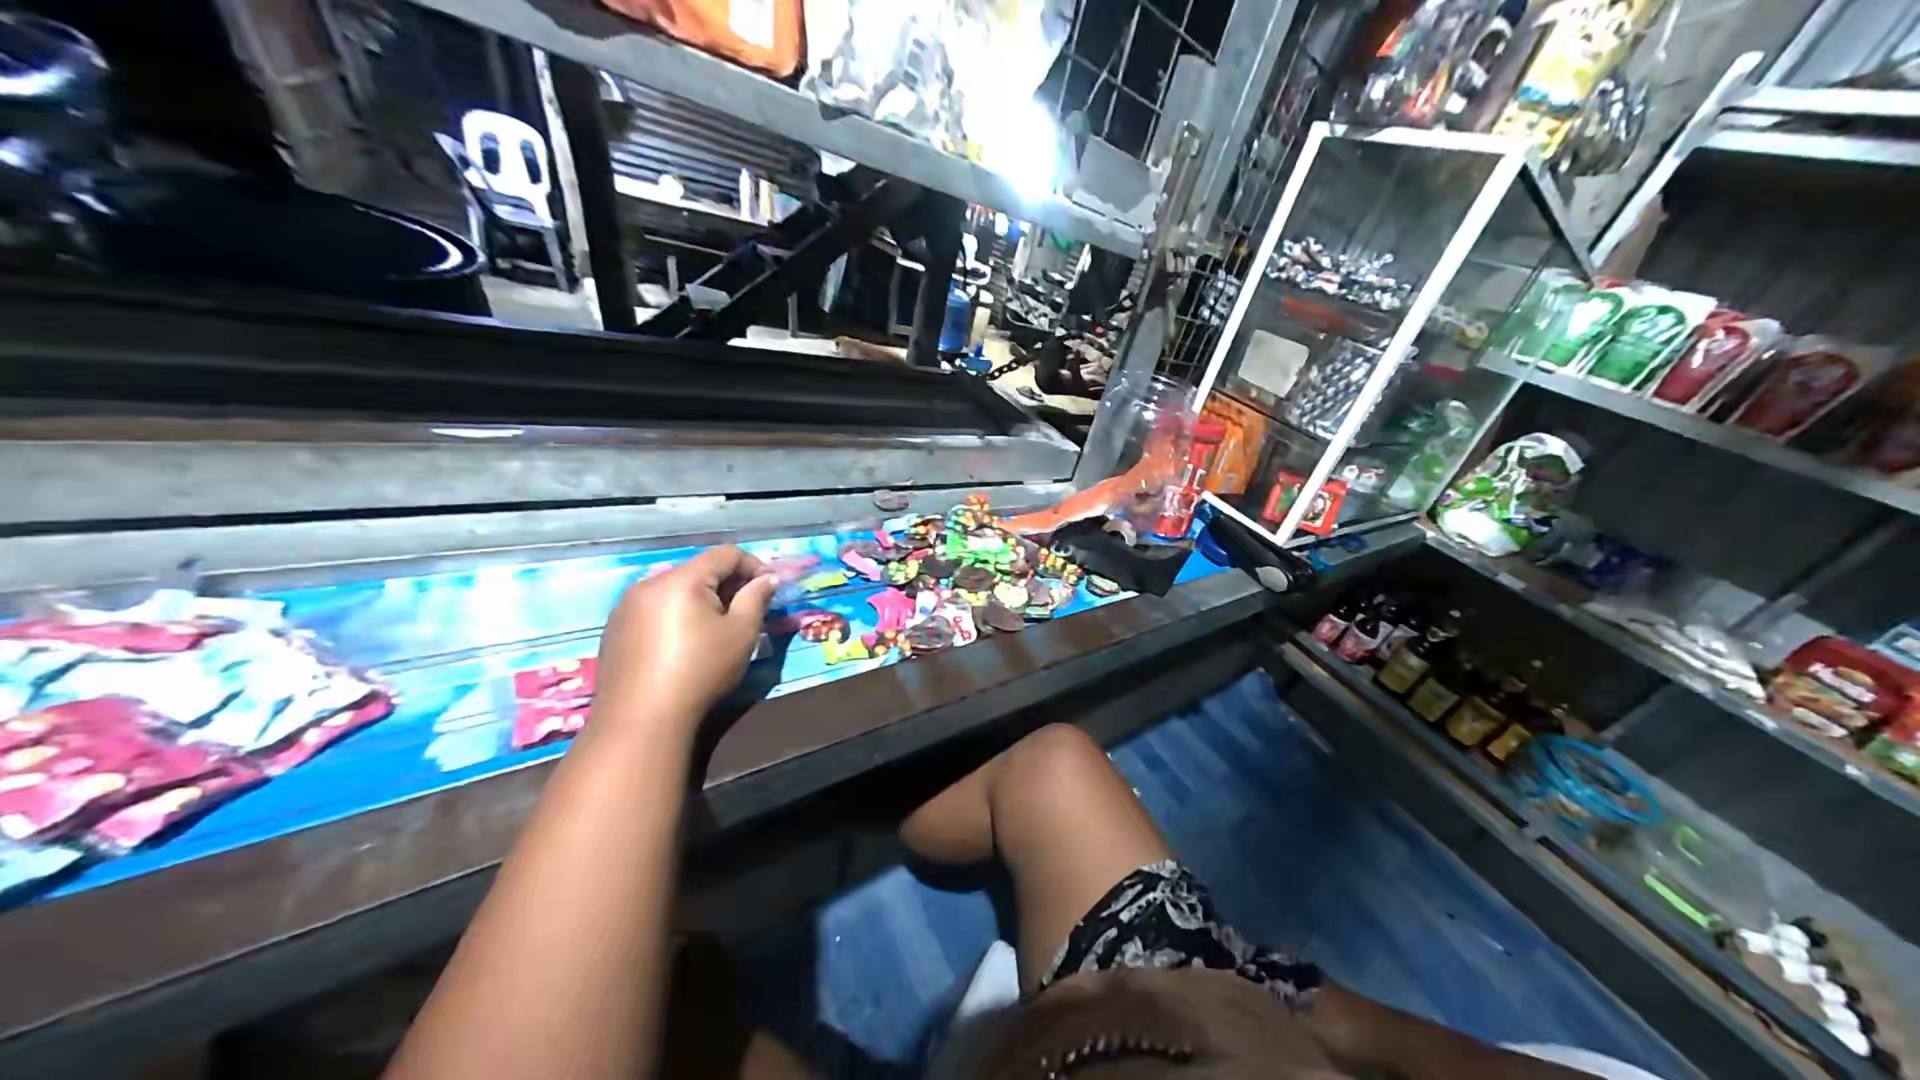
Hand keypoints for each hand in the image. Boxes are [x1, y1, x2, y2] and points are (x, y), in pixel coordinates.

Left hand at [592, 545, 777, 729]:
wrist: (642, 719)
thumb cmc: (701, 671)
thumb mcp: (741, 634)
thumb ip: (757, 598)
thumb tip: (768, 578)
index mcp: (682, 579)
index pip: (725, 553)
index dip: (753, 565)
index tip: (769, 589)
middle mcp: (649, 583)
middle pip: (698, 569)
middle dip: (727, 584)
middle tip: (746, 612)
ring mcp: (626, 606)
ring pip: (674, 589)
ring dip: (700, 600)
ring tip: (714, 630)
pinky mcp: (615, 628)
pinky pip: (653, 609)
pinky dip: (675, 615)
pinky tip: (682, 646)